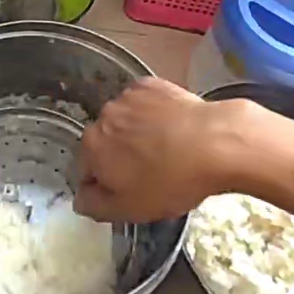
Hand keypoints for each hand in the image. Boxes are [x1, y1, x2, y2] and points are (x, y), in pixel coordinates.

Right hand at [75, 78, 261, 221]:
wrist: (214, 142)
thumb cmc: (170, 181)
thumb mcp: (130, 209)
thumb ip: (95, 205)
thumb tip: (80, 198)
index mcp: (92, 146)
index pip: (87, 169)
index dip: (106, 183)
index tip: (129, 190)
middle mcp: (104, 115)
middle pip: (106, 141)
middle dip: (121, 155)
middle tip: (150, 172)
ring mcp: (128, 96)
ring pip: (125, 120)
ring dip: (137, 132)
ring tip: (167, 149)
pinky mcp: (151, 84)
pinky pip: (144, 102)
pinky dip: (153, 113)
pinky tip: (173, 127)